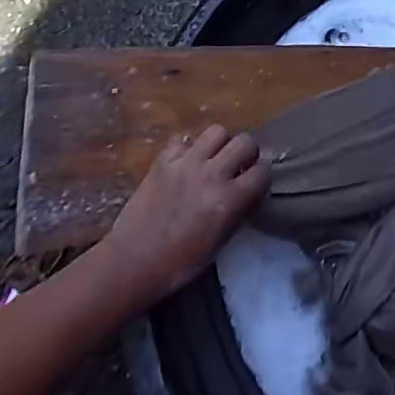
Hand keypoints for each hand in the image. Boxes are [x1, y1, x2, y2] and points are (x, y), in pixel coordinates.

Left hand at [101, 125, 268, 301]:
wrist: (133, 263)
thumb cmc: (180, 263)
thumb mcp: (221, 241)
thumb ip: (238, 210)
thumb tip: (247, 192)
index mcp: (229, 199)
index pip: (262, 172)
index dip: (261, 177)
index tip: (255, 185)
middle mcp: (211, 175)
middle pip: (244, 142)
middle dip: (247, 153)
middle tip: (238, 166)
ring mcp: (185, 164)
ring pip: (216, 131)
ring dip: (220, 144)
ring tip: (213, 159)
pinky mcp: (162, 162)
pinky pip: (183, 141)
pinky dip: (188, 150)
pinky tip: (185, 165)